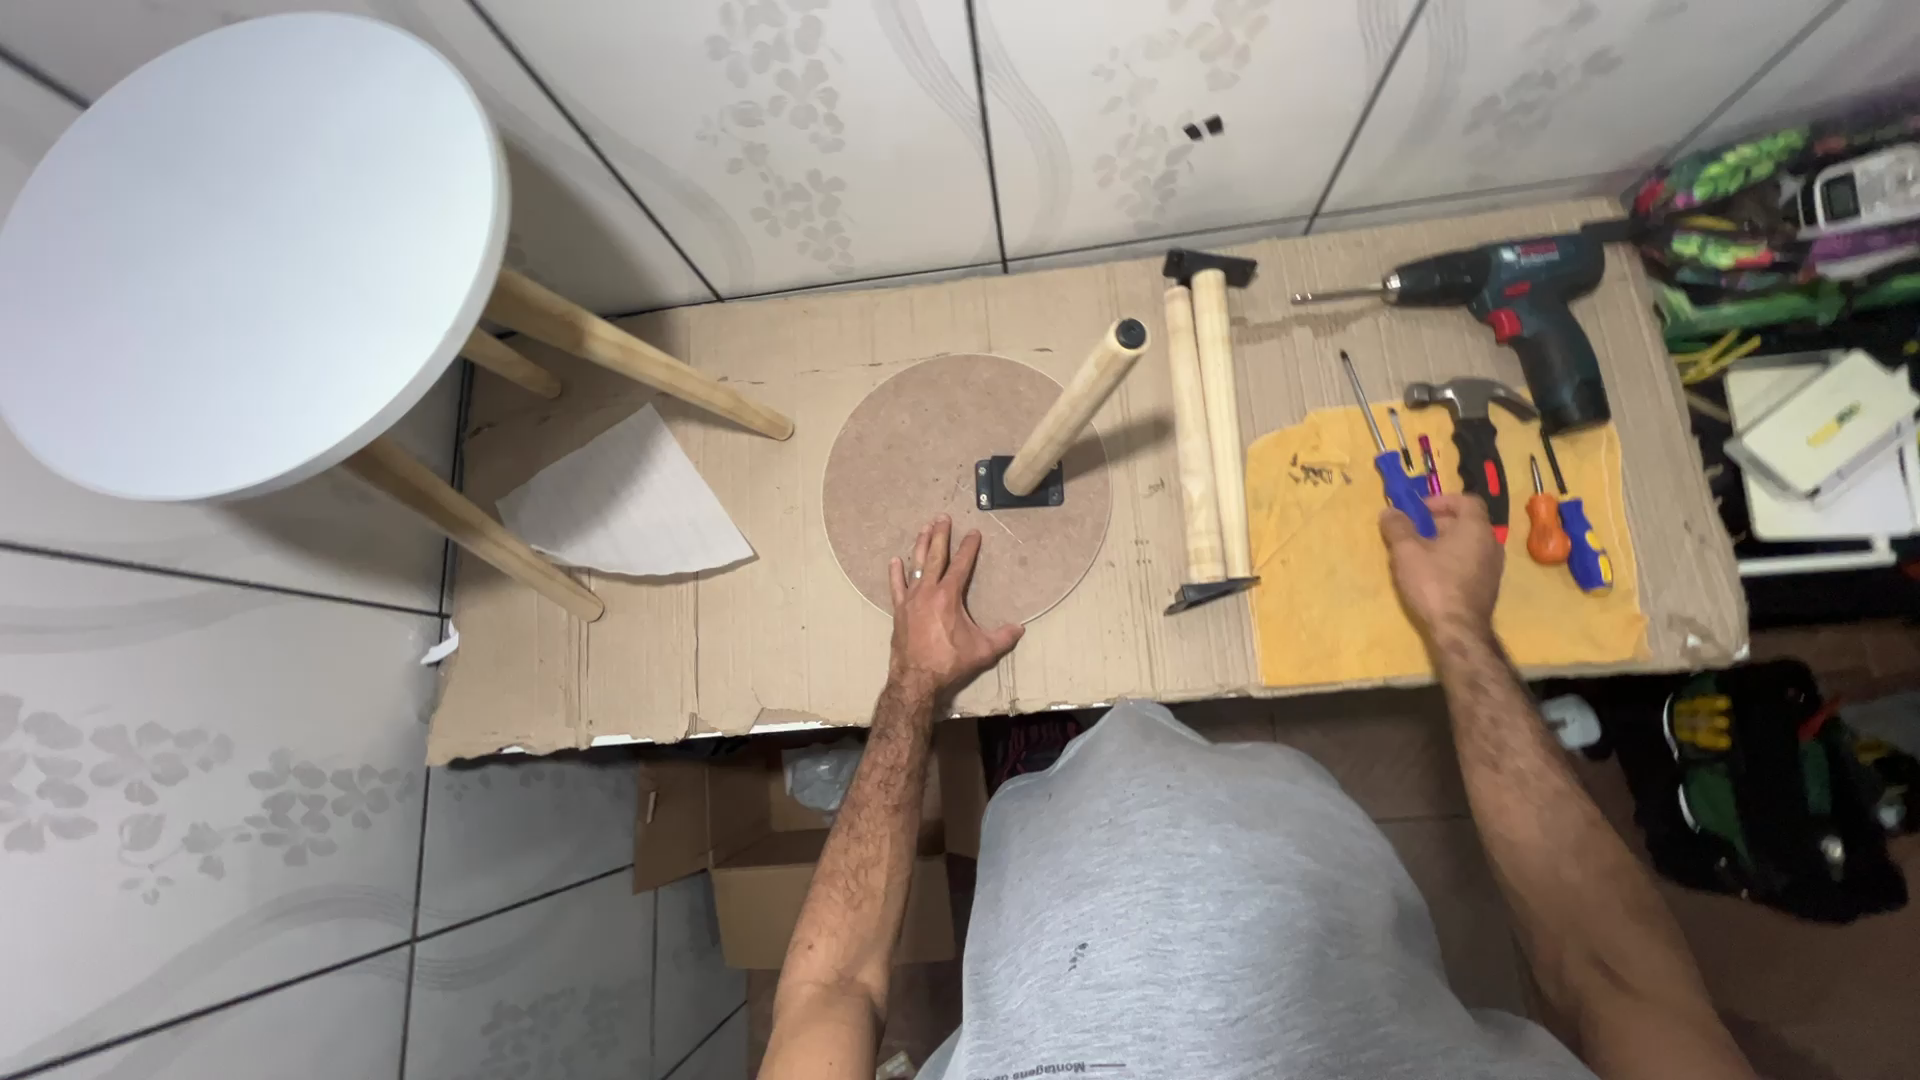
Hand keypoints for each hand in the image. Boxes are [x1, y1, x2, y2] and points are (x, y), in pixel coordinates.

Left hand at [887, 514, 1023, 698]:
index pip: (962, 564)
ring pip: (915, 565)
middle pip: (935, 556)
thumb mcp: (983, 651)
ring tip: (923, 529)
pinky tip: (895, 560)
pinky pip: (896, 587)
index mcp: (949, 595)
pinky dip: (895, 573)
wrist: (916, 679)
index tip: (973, 533)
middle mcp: (928, 591)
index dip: (969, 547)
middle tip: (942, 517)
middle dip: (940, 535)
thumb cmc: (950, 662)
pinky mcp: (899, 611)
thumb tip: (1020, 629)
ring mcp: (911, 600)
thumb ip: (1003, 637)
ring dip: (919, 546)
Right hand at [1379, 494, 1502, 640]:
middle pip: (1466, 522)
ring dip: (1444, 542)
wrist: (1458, 628)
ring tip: (1418, 554)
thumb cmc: (1433, 583)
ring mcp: (1492, 566)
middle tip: (1412, 532)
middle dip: (1438, 522)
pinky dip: (1452, 559)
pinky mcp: (1487, 585)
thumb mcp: (1406, 551)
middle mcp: (1491, 543)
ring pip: (1467, 543)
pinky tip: (1432, 574)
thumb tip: (1390, 512)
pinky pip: (1469, 561)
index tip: (1418, 511)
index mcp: (1475, 529)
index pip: (1466, 501)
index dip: (1441, 500)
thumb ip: (1397, 527)